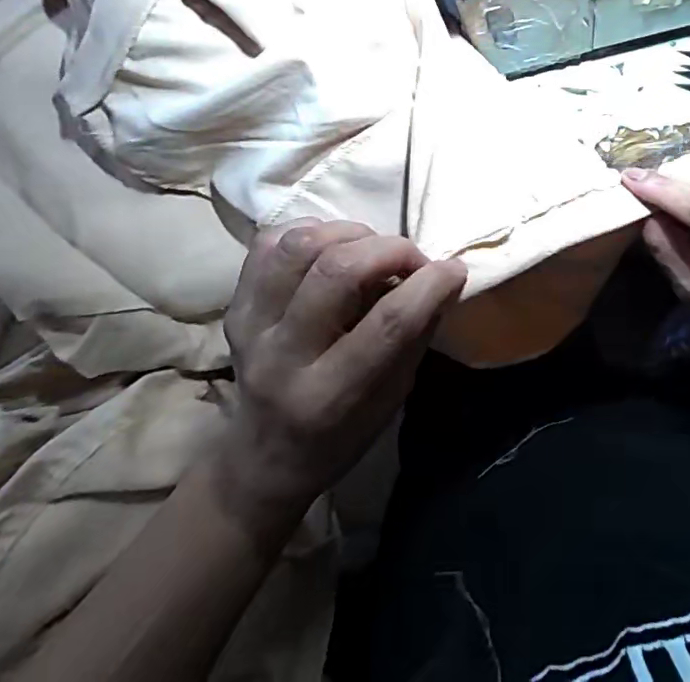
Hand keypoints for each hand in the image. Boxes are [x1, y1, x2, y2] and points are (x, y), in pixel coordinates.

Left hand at [214, 219, 467, 526]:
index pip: (387, 323)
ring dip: (350, 234)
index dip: (430, 285)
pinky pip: (268, 244)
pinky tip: (333, 249)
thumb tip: (446, 276)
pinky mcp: (234, 306)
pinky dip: (310, 232)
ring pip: (299, 247)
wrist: (265, 458)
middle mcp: (283, 358)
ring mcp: (250, 328)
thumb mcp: (394, 397)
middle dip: (391, 250)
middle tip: (413, 260)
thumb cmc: (344, 434)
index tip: (454, 270)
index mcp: (330, 396)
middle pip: (337, 273)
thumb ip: (417, 334)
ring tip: (372, 249)